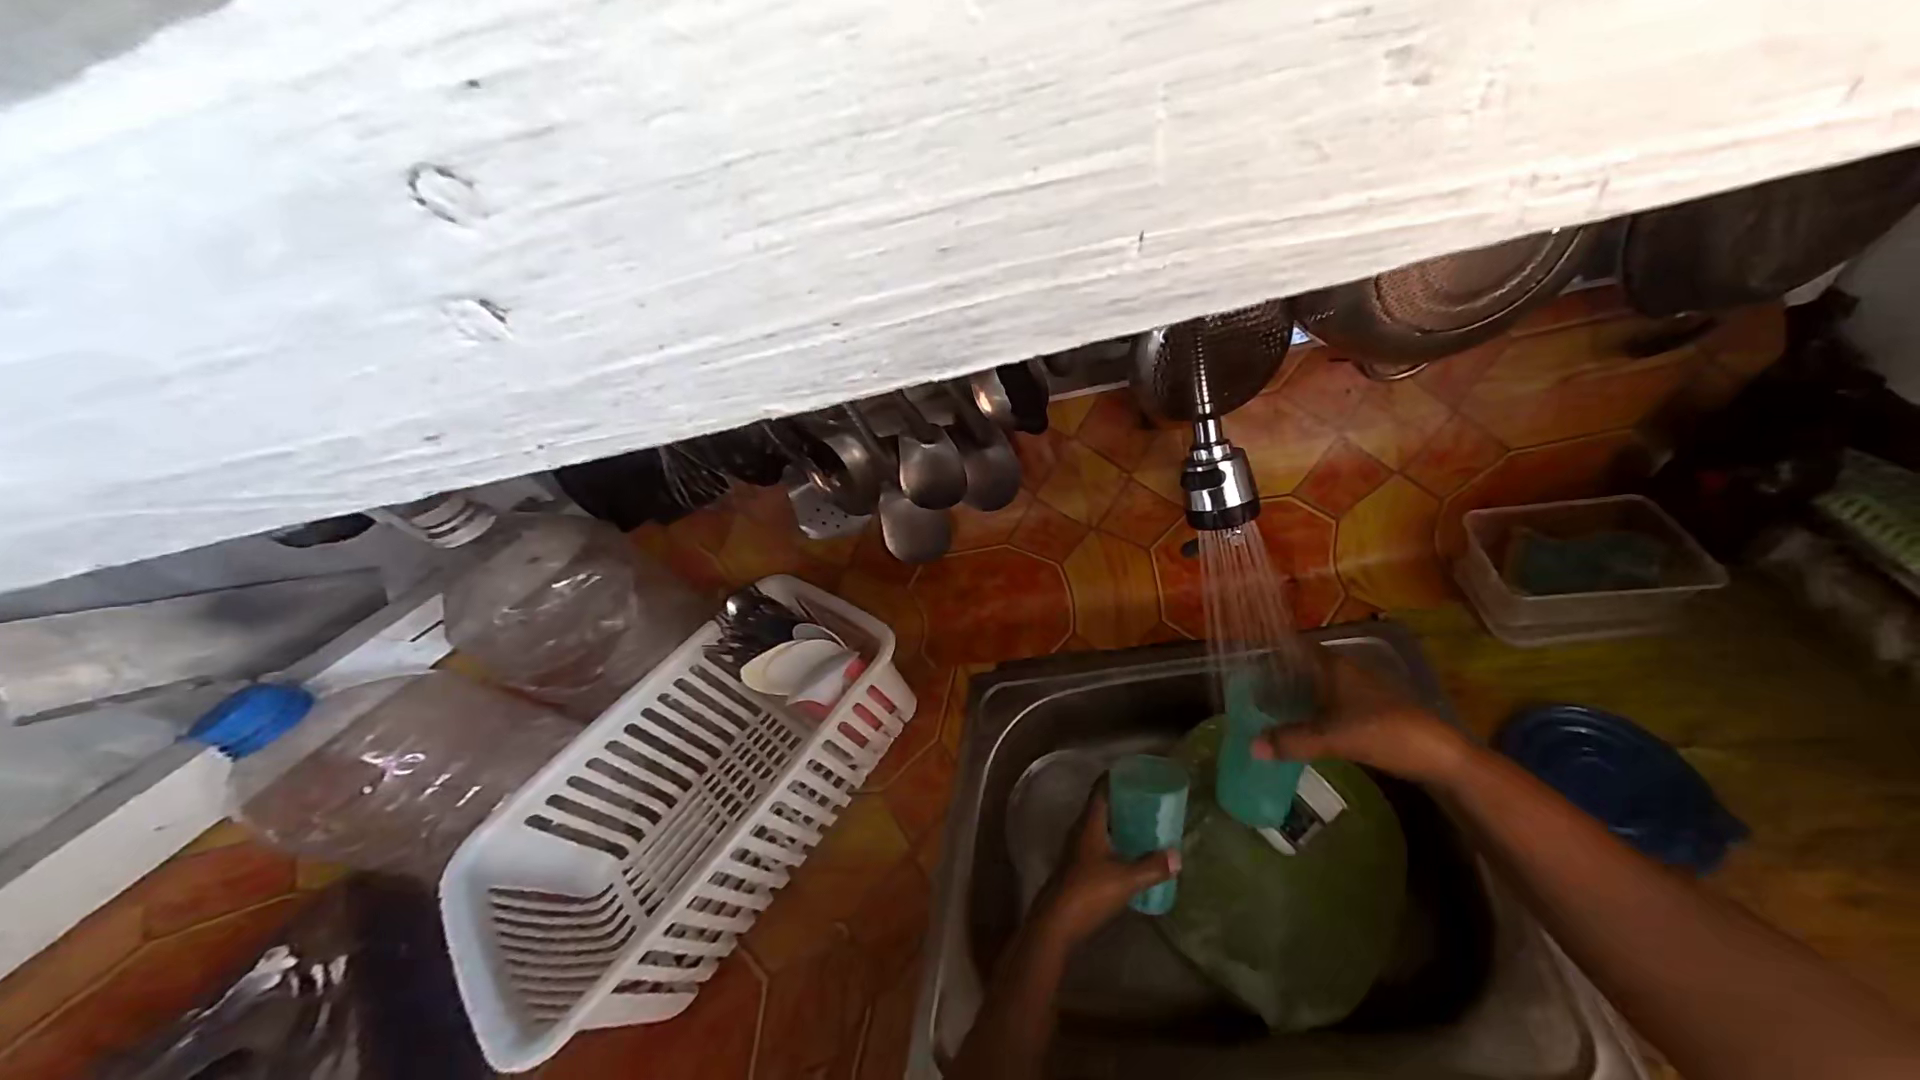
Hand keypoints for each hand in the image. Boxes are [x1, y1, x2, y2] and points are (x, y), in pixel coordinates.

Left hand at [1030, 786, 1178, 946]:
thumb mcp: (1126, 879)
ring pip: (1098, 827)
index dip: (1114, 778)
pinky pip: (1097, 845)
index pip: (1100, 790)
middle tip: (1147, 798)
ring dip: (1117, 823)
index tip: (1134, 772)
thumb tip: (1177, 855)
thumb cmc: (1089, 892)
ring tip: (1143, 824)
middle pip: (1100, 807)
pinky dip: (1113, 842)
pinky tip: (1128, 854)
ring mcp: (1075, 850)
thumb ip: (1152, 866)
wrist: (1056, 922)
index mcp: (1089, 824)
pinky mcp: (1076, 868)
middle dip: (1121, 801)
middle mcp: (1079, 831)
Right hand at [1251, 648, 1469, 783]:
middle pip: (1302, 666)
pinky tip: (1299, 724)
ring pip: (1316, 684)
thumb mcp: (1333, 738)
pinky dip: (1309, 709)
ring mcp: (1359, 689)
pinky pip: (1328, 701)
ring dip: (1293, 694)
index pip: (1293, 648)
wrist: (1442, 757)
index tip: (1244, 662)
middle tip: (1248, 689)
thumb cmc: (1385, 733)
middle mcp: (1345, 671)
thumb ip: (1291, 741)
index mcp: (1334, 666)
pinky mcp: (1368, 709)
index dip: (1269, 652)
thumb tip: (1250, 747)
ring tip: (1266, 708)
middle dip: (1277, 676)